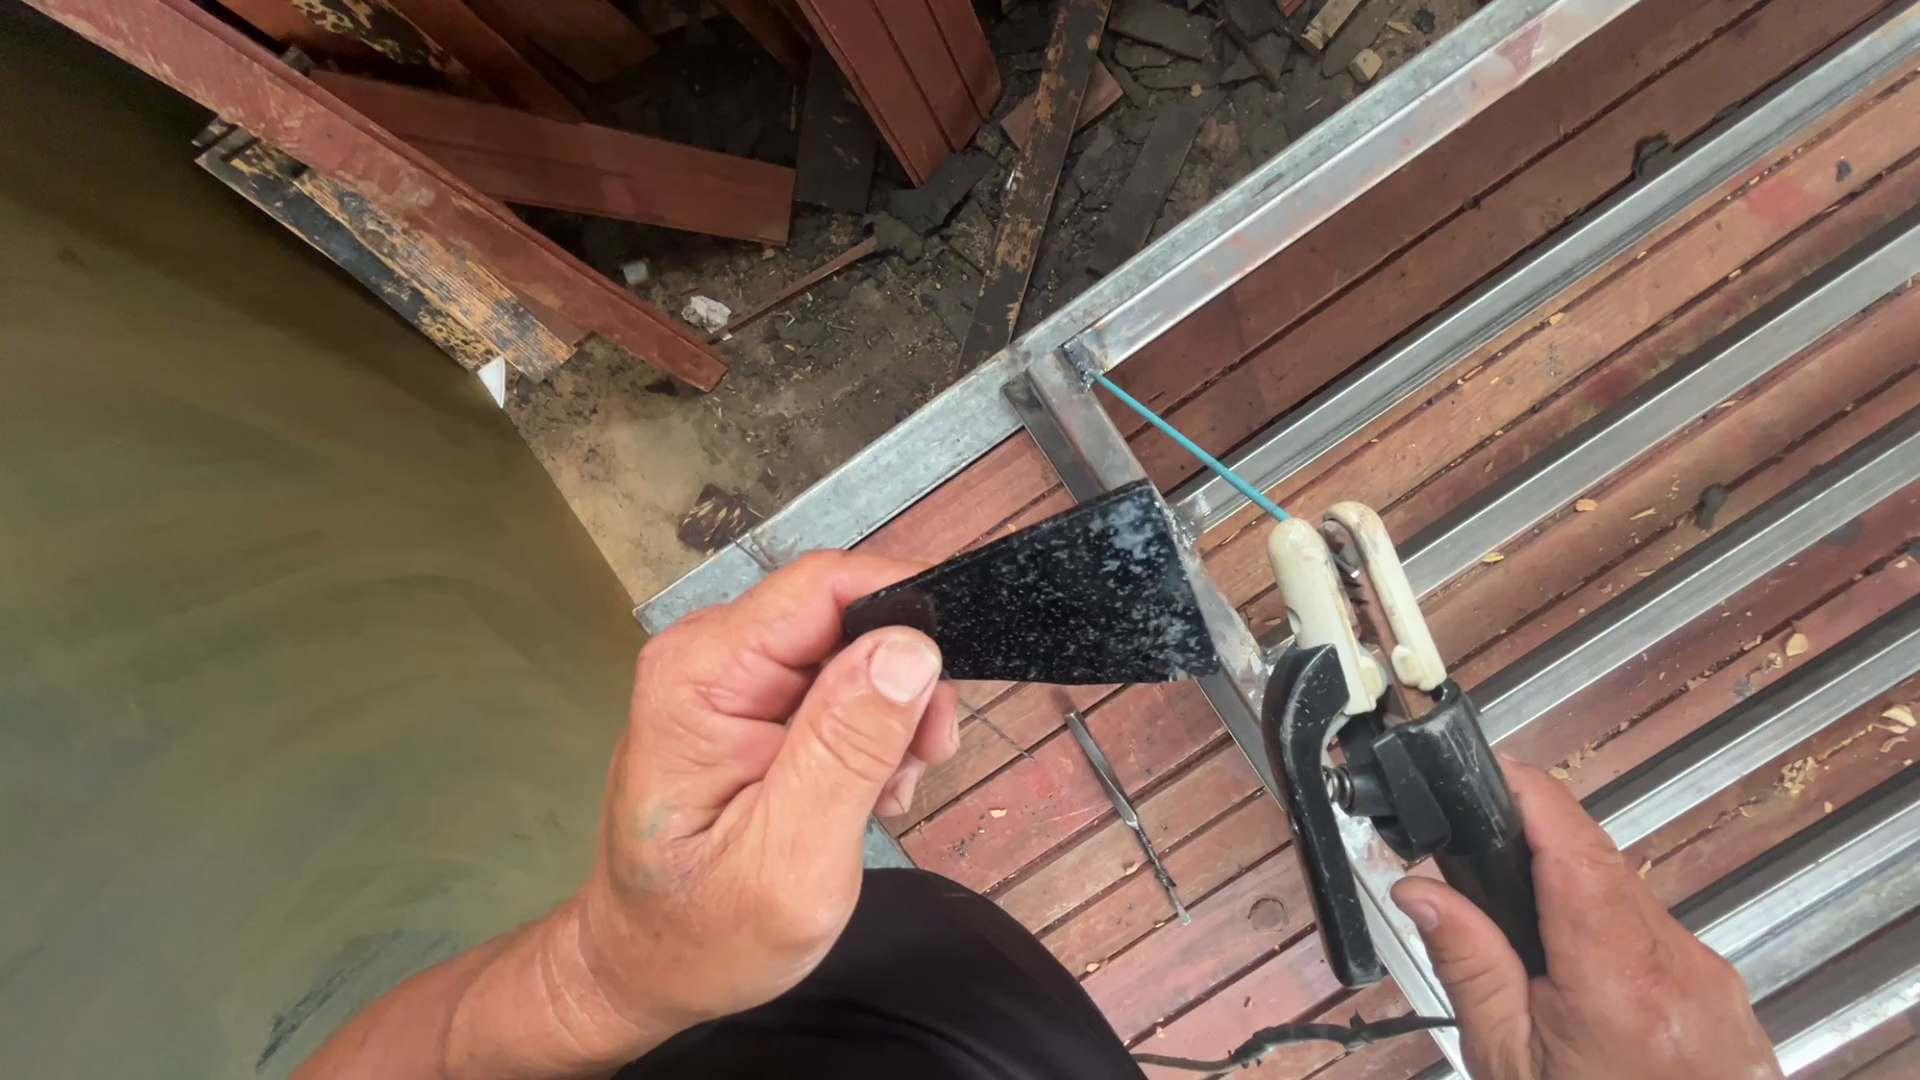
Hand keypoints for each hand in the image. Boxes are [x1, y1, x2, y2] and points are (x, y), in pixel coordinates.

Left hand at [292, 552, 957, 1079]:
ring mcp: (734, 669)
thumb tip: (911, 646)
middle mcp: (713, 649)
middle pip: (845, 612)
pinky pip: (841, 676)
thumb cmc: (707, 934)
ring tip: (891, 786)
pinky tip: (869, 784)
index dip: (901, 611)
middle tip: (922, 760)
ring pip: (853, 644)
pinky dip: (874, 724)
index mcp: (704, 672)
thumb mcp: (791, 859)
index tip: (946, 685)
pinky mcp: (755, 693)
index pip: (824, 585)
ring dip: (894, 709)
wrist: (650, 964)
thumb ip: (848, 749)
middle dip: (904, 676)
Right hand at [1390, 760, 1782, 1079]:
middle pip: (1593, 861)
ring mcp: (1709, 978)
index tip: (1486, 764)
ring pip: (1619, 889)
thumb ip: (1467, 965)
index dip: (1530, 791)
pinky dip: (1596, 918)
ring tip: (1509, 922)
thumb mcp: (1507, 1059)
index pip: (1575, 847)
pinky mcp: (1721, 992)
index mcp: (1620, 978)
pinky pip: (1646, 924)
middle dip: (1528, 842)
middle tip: (1464, 856)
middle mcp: (1679, 966)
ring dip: (1561, 883)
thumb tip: (1416, 889)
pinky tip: (1564, 959)